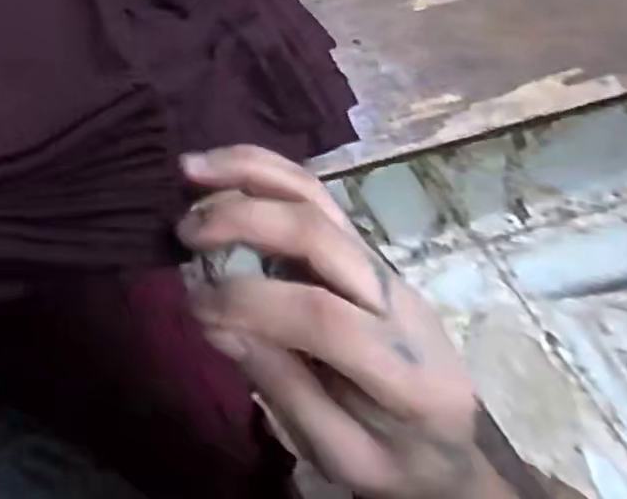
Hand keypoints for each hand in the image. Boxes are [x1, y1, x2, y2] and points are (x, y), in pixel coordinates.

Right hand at [179, 146, 510, 498]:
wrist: (443, 444)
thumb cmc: (388, 457)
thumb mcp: (339, 452)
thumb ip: (280, 384)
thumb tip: (212, 318)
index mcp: (409, 373)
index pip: (322, 316)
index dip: (246, 301)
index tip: (194, 306)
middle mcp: (400, 301)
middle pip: (318, 235)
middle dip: (239, 221)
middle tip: (183, 232)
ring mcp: (380, 262)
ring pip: (314, 194)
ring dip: (244, 172)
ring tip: (187, 170)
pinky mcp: (356, 242)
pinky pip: (306, 189)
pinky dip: (254, 169)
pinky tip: (212, 168)